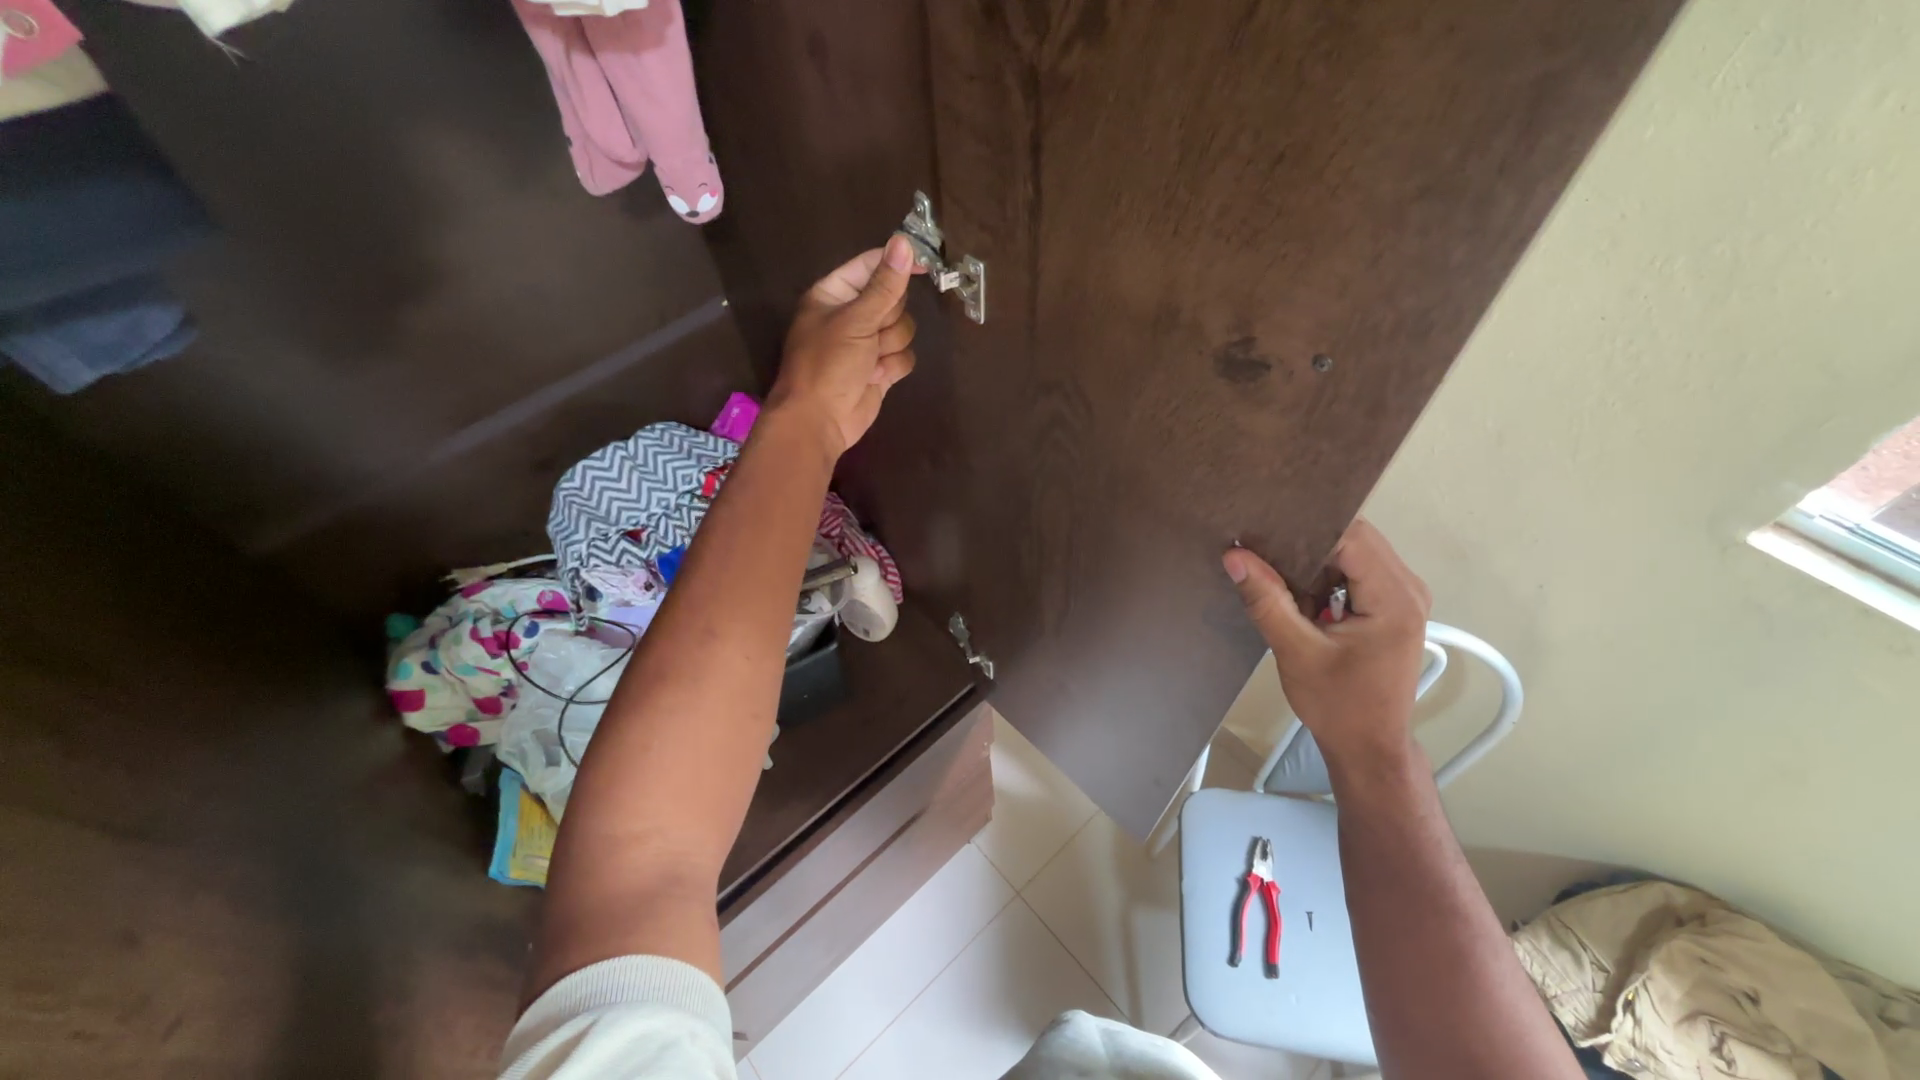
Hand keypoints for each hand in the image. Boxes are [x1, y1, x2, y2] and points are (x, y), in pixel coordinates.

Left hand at [768, 234, 925, 456]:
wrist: (819, 420)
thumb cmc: (827, 364)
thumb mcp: (856, 320)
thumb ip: (884, 285)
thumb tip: (903, 243)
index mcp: (834, 294)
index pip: (870, 266)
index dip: (895, 263)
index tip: (923, 264)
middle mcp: (851, 315)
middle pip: (893, 300)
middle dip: (888, 319)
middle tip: (872, 333)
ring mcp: (867, 343)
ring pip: (903, 329)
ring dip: (890, 346)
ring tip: (868, 362)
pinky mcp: (880, 368)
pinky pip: (903, 356)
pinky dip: (892, 367)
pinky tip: (874, 378)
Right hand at [1222, 519, 1432, 767]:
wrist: (1368, 745)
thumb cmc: (1338, 705)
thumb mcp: (1295, 651)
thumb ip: (1266, 600)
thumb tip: (1235, 556)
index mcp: (1395, 598)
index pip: (1349, 536)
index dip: (1305, 531)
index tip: (1264, 534)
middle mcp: (1408, 589)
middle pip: (1353, 539)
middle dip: (1306, 545)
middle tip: (1263, 555)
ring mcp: (1403, 596)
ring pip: (1351, 553)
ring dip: (1314, 563)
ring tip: (1279, 581)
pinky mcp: (1391, 605)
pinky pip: (1354, 571)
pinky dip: (1323, 578)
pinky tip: (1299, 599)